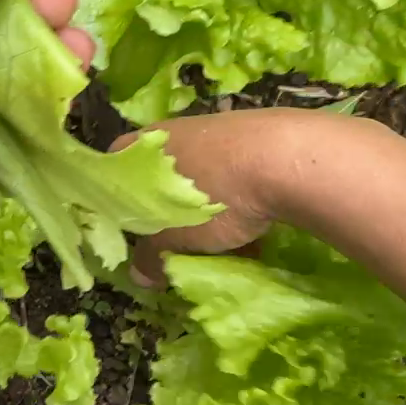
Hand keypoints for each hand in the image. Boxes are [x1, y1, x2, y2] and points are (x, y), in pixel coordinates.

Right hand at [120, 108, 354, 279]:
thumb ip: (151, 254)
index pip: (114, 169)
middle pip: (159, 177)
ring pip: (199, 179)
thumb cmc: (214, 194)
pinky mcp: (253, 138)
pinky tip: (254, 233)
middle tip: (176, 243)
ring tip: (222, 246)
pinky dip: (237, 203)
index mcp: (141, 145)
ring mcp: (214, 130)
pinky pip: (233, 176)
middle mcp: (172, 131)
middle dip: (168, 212)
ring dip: (206, 211)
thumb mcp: (176, 236)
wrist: (290, 159)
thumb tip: (139, 274)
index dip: (120, 202)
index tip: (132, 231)